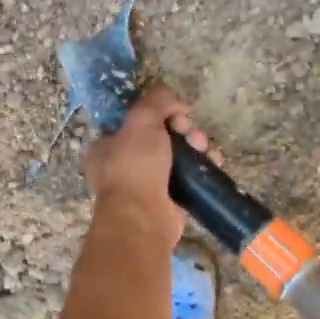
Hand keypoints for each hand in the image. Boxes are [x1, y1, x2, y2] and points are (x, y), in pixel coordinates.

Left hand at [82, 83, 217, 247]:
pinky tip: (213, 162)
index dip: (159, 113)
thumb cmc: (134, 166)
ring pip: (176, 156)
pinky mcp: (167, 201)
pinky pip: (187, 177)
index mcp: (106, 147)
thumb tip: (178, 103)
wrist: (143, 217)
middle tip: (192, 134)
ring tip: (204, 149)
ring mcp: (145, 185)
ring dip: (195, 146)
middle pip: (160, 136)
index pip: (135, 121)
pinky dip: (201, 168)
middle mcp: (123, 166)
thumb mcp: (141, 120)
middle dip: (183, 130)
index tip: (176, 113)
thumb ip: (157, 100)